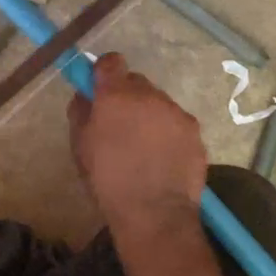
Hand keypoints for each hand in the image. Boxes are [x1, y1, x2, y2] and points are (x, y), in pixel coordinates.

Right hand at [67, 53, 206, 229]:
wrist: (154, 213)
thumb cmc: (108, 180)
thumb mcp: (80, 147)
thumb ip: (81, 112)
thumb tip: (85, 95)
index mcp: (116, 95)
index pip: (111, 62)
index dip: (104, 72)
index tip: (100, 87)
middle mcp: (150, 95)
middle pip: (136, 83)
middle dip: (127, 97)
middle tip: (120, 126)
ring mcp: (176, 112)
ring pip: (158, 103)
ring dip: (149, 116)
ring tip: (144, 149)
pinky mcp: (195, 131)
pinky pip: (176, 123)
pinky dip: (168, 133)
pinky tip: (163, 159)